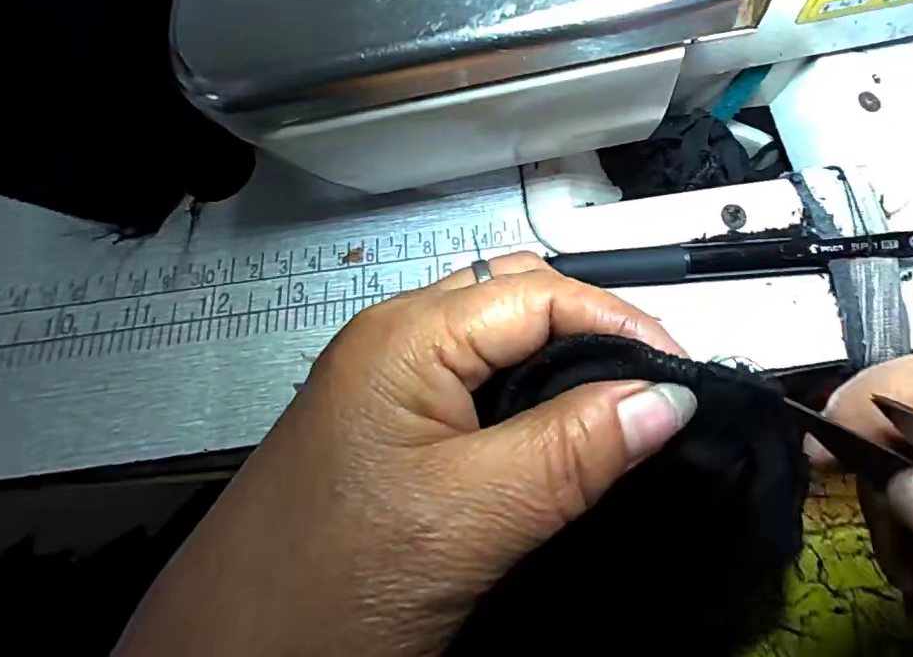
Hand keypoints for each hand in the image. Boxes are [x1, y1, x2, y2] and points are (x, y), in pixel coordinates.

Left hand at [114, 253, 695, 656]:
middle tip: (654, 380)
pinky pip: (470, 368)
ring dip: (559, 350)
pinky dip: (524, 381)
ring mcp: (387, 367)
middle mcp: (394, 330)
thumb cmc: (339, 579)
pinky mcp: (389, 407)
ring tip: (620, 395)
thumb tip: (666, 398)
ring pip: (493, 328)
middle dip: (589, 322)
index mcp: (407, 332)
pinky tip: (556, 418)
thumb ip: (571, 450)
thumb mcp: (469, 516)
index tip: (681, 373)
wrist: (232, 649)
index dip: (615, 319)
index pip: (533, 292)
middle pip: (512, 292)